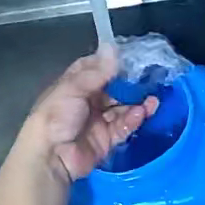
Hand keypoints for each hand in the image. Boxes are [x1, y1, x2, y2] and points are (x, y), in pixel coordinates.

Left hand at [17, 48, 157, 182]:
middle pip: (112, 90)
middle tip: (150, 77)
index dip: (110, 63)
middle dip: (129, 85)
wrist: (51, 157)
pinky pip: (122, 127)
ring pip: (121, 109)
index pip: (94, 70)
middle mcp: (86, 102)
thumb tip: (113, 47)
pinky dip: (133, 120)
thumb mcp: (73, 88)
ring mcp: (96, 122)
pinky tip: (144, 112)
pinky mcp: (105, 140)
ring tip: (153, 99)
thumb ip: (96, 72)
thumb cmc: (56, 117)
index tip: (130, 56)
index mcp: (73, 86)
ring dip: (136, 103)